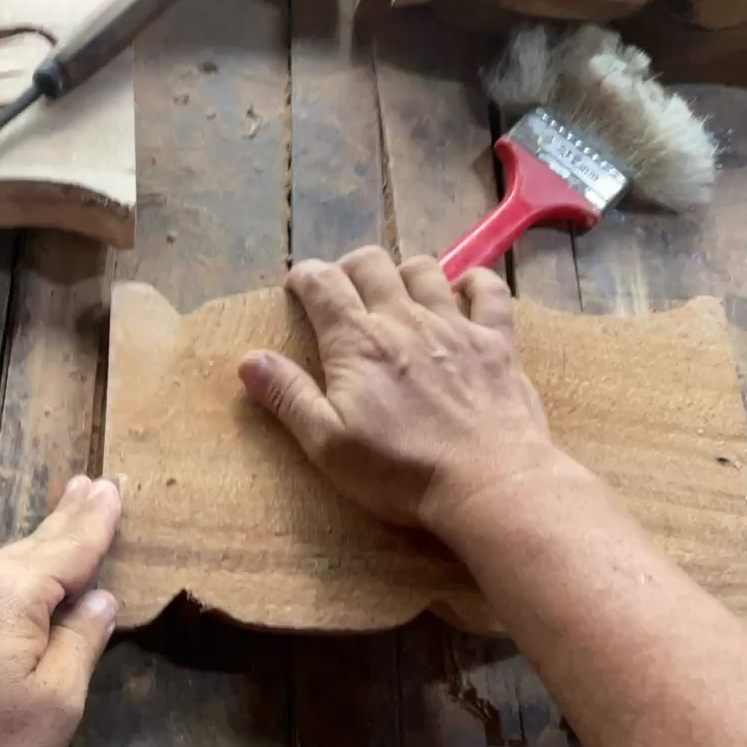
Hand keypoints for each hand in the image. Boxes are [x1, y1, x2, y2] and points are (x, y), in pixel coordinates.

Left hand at [0, 475, 121, 746]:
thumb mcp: (55, 706)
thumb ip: (81, 643)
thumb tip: (98, 599)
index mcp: (9, 593)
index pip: (69, 547)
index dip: (97, 519)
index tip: (113, 486)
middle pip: (30, 547)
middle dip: (65, 518)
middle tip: (89, 486)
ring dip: (30, 549)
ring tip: (57, 528)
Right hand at [238, 246, 563, 533]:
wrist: (487, 482)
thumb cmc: (398, 470)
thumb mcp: (326, 444)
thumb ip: (288, 396)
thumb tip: (249, 360)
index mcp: (357, 343)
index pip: (322, 284)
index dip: (304, 277)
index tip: (297, 287)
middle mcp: (404, 320)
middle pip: (371, 264)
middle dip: (348, 268)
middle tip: (341, 293)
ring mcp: (455, 326)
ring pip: (425, 269)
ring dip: (402, 274)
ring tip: (396, 297)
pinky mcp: (497, 341)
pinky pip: (489, 290)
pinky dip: (473, 283)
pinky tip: (462, 295)